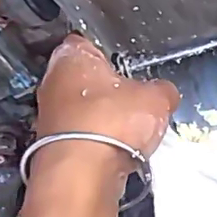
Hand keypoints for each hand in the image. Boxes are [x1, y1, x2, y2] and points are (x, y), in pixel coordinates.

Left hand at [32, 34, 180, 182]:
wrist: (83, 174)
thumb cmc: (110, 124)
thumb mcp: (156, 99)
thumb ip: (163, 90)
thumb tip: (166, 92)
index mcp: (71, 56)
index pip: (89, 43)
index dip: (111, 54)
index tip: (128, 66)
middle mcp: (52, 83)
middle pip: (87, 81)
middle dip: (109, 92)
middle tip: (135, 103)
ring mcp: (50, 118)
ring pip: (84, 112)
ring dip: (104, 121)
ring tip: (128, 134)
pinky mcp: (54, 148)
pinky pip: (83, 140)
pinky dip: (98, 145)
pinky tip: (115, 153)